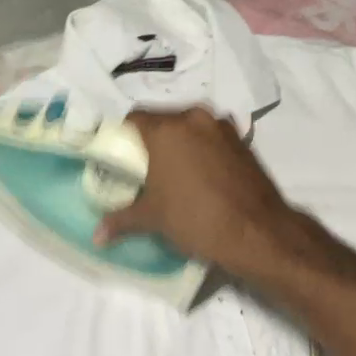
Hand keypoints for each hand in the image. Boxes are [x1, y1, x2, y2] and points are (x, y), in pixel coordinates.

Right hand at [95, 107, 311, 275]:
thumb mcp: (152, 219)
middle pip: (163, 120)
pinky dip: (201, 152)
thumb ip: (121, 220)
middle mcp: (196, 119)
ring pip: (190, 129)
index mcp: (168, 129)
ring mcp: (224, 128)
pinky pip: (211, 140)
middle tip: (141, 168)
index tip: (117, 155)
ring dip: (179, 145)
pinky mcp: (243, 143)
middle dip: (150, 141)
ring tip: (170, 174)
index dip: (122, 135)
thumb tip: (97, 236)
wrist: (257, 232)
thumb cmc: (195, 218)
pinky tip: (198, 178)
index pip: (134, 118)